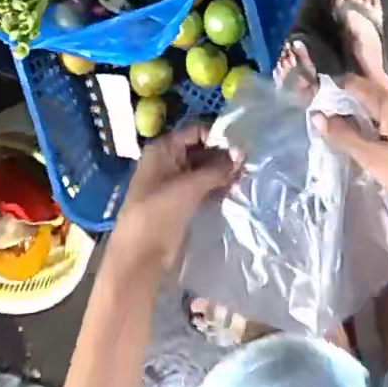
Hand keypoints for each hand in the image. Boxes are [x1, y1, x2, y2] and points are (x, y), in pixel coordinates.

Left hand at [108, 121, 236, 273]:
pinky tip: (233, 190)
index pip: (195, 132)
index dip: (218, 137)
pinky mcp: (178, 201)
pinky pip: (200, 187)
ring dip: (221, 173)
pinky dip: (215, 186)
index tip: (242, 146)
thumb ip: (217, 168)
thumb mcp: (190, 186)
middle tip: (247, 164)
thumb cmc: (160, 211)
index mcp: (163, 148)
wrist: (140, 254)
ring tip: (244, 177)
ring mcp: (172, 182)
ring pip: (202, 170)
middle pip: (200, 150)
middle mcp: (167, 160)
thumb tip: (241, 153)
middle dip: (222, 156)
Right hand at [313, 76, 387, 218]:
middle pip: (367, 94)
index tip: (308, 91)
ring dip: (354, 114)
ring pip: (376, 110)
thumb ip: (345, 137)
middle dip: (343, 98)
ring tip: (328, 122)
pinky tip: (356, 138)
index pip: (356, 84)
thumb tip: (317, 116)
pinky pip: (384, 122)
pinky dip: (368, 126)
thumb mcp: (374, 158)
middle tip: (313, 105)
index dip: (333, 86)